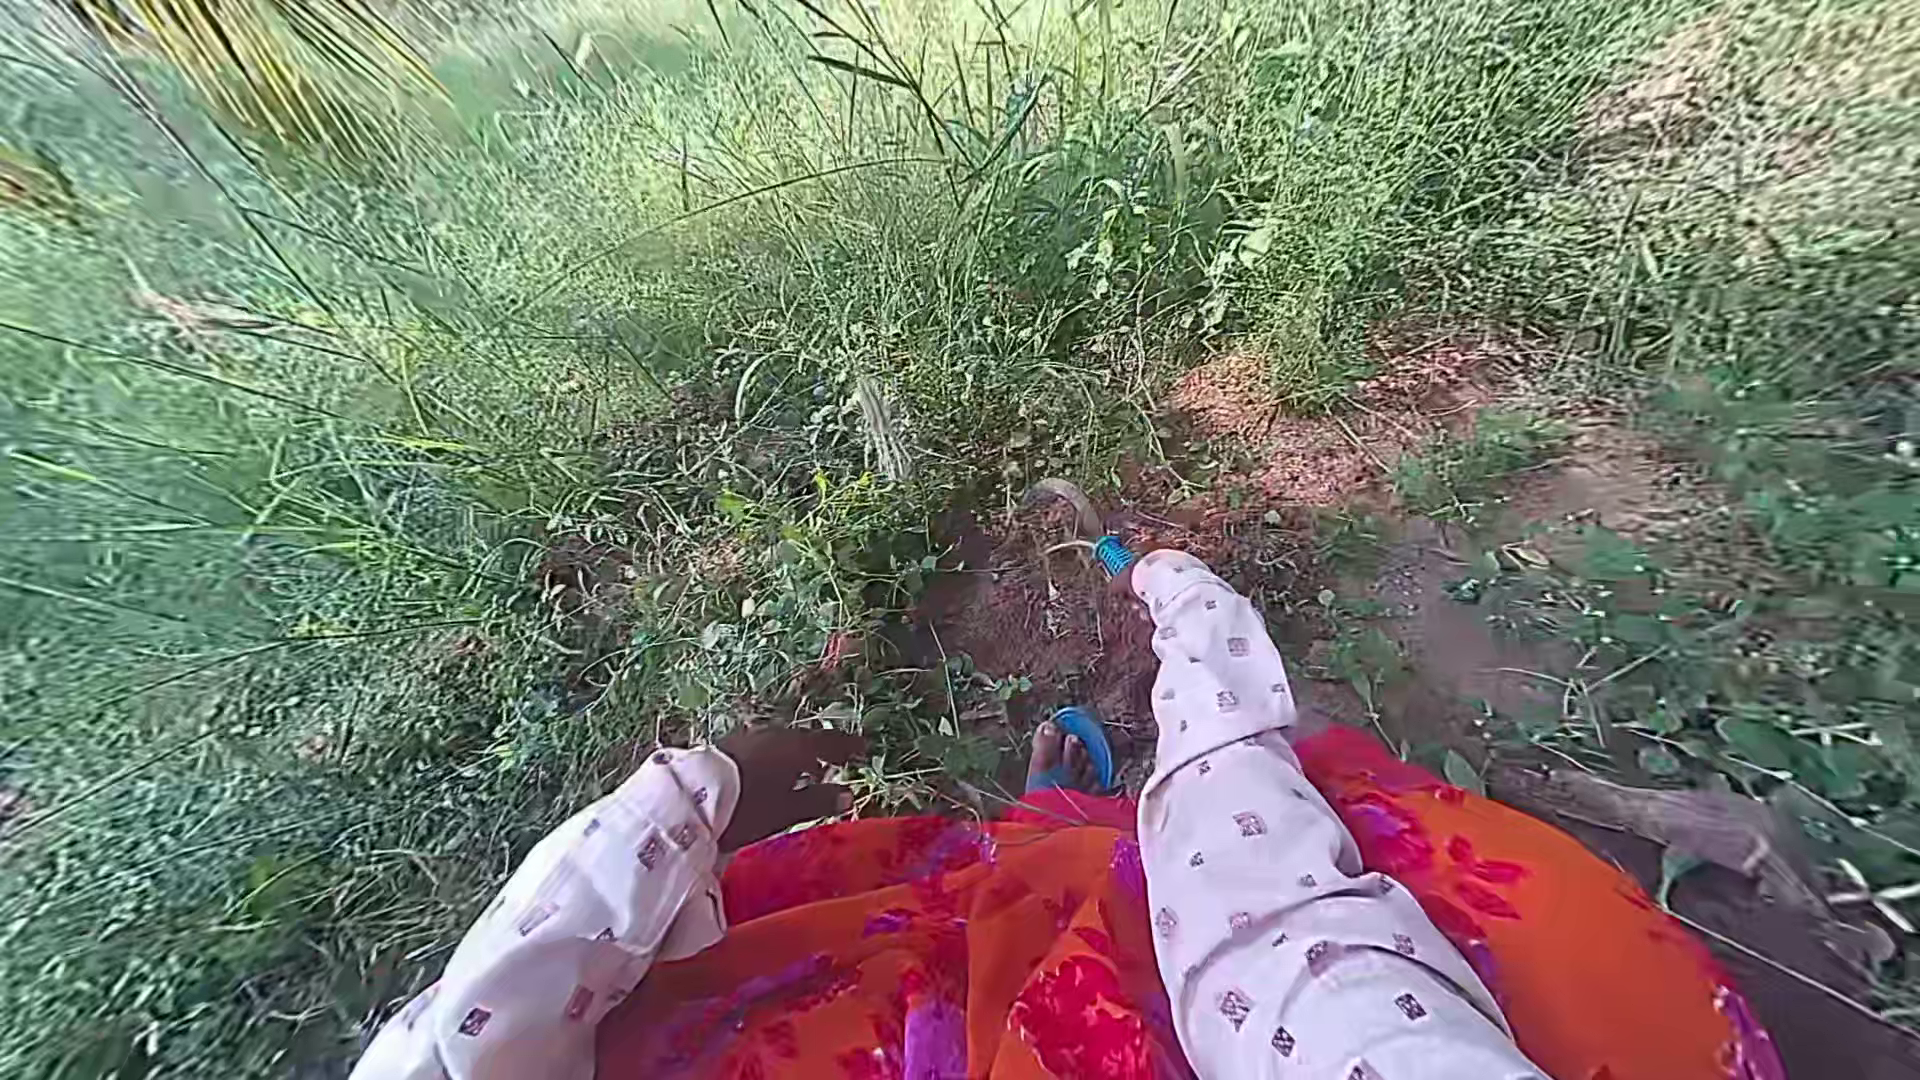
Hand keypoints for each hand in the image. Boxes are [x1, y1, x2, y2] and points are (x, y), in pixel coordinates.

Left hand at [716, 726, 865, 851]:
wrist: (692, 796)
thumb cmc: (748, 806)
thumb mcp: (785, 810)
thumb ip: (818, 801)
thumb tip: (849, 795)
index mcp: (797, 748)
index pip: (831, 742)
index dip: (848, 745)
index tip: (863, 748)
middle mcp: (779, 735)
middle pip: (808, 740)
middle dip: (823, 751)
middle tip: (836, 763)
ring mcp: (754, 737)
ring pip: (786, 742)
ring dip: (800, 754)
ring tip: (807, 771)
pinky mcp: (734, 744)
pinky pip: (768, 746)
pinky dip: (780, 756)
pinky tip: (775, 771)